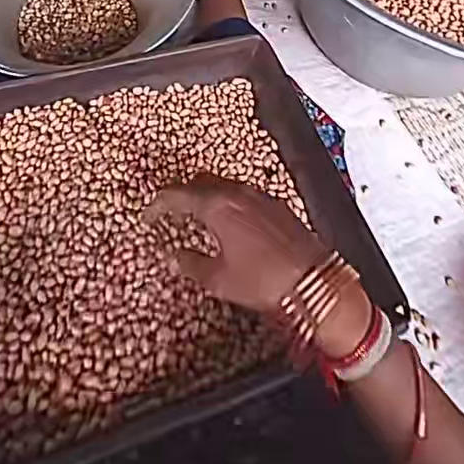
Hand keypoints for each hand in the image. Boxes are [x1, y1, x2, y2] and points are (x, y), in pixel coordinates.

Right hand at [143, 175, 328, 314]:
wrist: (315, 281)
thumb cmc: (264, 281)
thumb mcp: (220, 280)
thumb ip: (191, 264)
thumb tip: (173, 257)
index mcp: (216, 206)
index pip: (176, 195)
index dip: (158, 204)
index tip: (148, 216)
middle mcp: (235, 192)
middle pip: (198, 182)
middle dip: (181, 195)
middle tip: (170, 213)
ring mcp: (257, 195)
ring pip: (222, 185)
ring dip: (205, 196)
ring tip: (197, 217)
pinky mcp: (275, 203)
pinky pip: (241, 193)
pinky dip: (227, 201)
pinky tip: (229, 221)